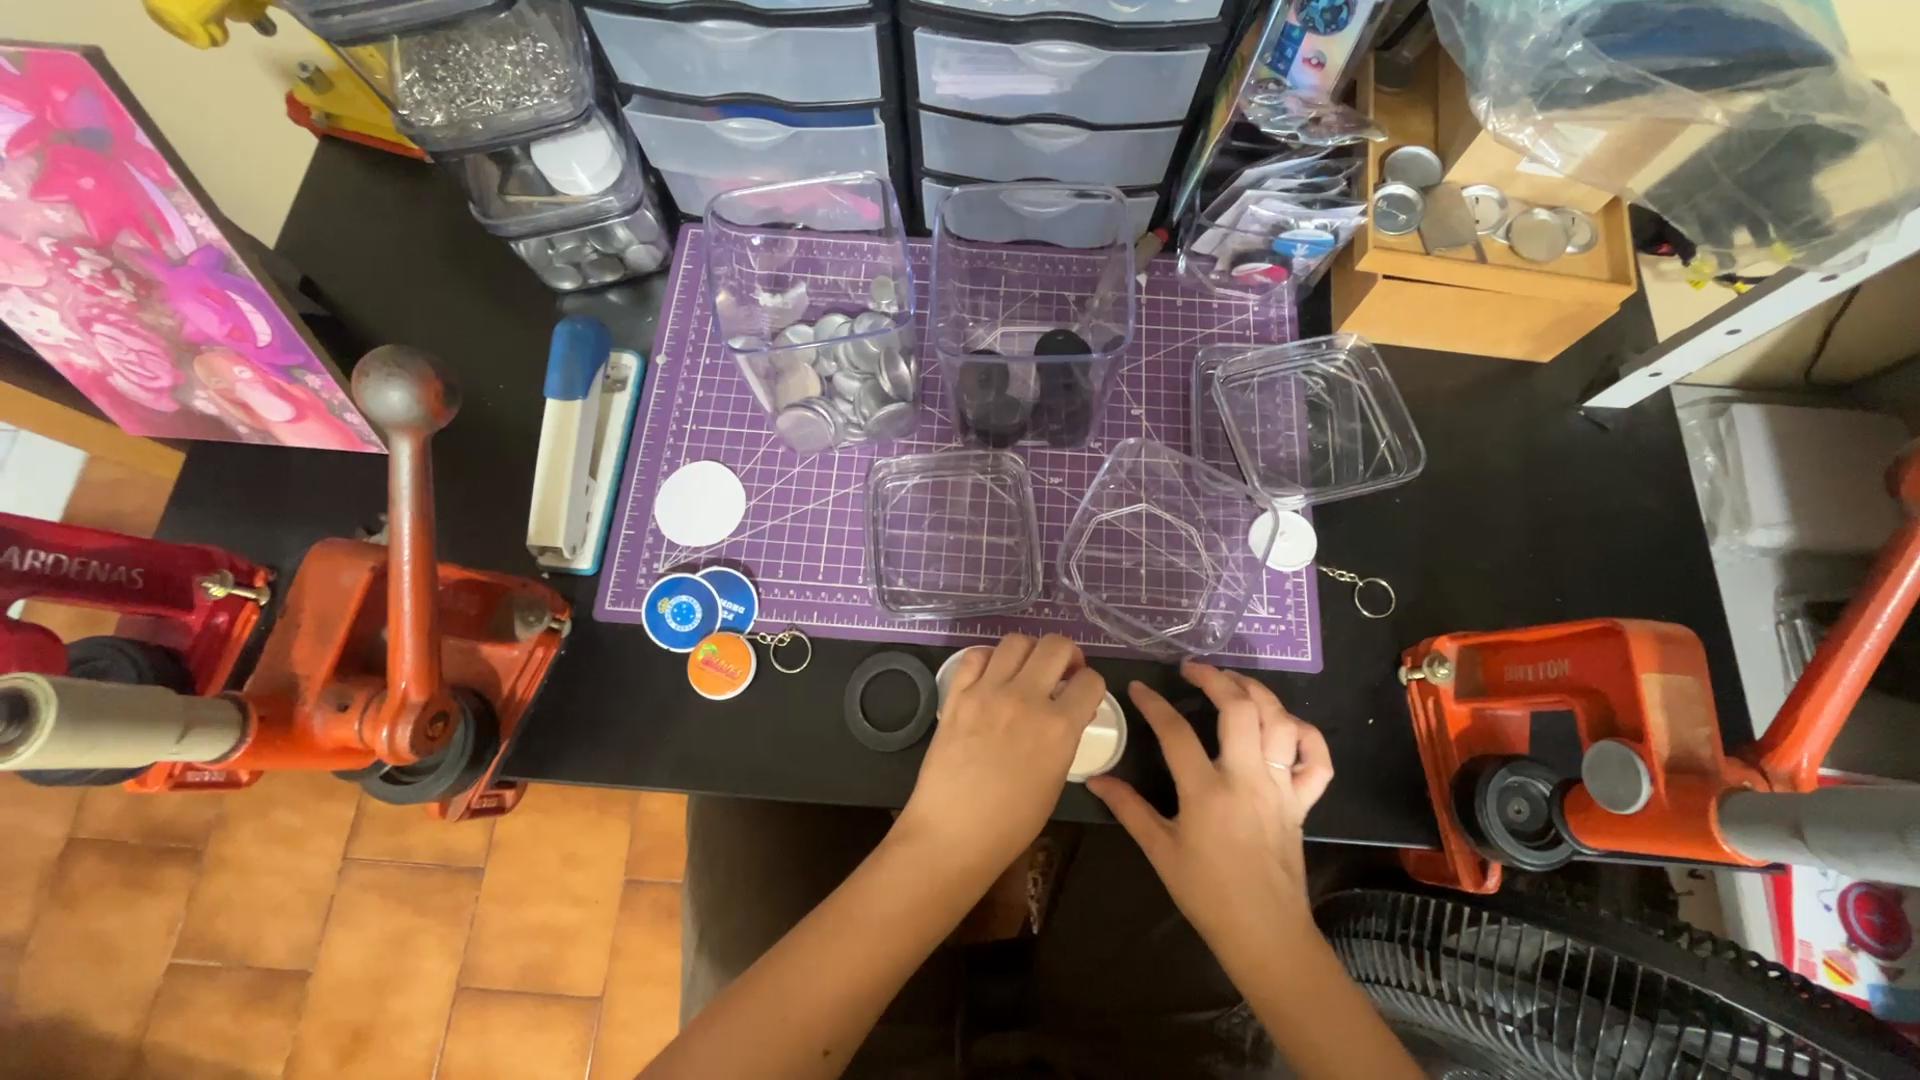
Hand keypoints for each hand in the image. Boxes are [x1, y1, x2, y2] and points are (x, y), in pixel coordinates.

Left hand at [898, 634, 1105, 877]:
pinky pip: (976, 655)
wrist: (954, 831)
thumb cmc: (1012, 821)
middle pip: (1057, 646)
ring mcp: (988, 692)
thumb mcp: (1056, 779)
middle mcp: (1026, 699)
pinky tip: (993, 674)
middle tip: (1062, 673)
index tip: (1083, 693)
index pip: (1091, 681)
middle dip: (1068, 655)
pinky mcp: (957, 694)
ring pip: (1017, 641)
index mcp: (1059, 727)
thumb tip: (1073, 711)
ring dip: (1030, 651)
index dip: (1091, 684)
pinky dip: (989, 657)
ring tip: (1027, 670)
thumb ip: (1067, 738)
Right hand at [1087, 662, 1333, 956]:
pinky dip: (1307, 734)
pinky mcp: (1303, 802)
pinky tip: (1286, 724)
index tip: (1139, 688)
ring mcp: (1280, 788)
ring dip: (1258, 694)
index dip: (1153, 703)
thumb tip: (1095, 779)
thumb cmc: (1206, 894)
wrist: (1264, 932)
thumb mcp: (1159, 851)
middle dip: (1215, 678)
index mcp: (1206, 792)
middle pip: (1239, 709)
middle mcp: (1247, 779)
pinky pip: (1317, 760)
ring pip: (1280, 722)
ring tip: (1235, 683)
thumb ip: (1128, 808)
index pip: (1176, 731)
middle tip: (1192, 669)